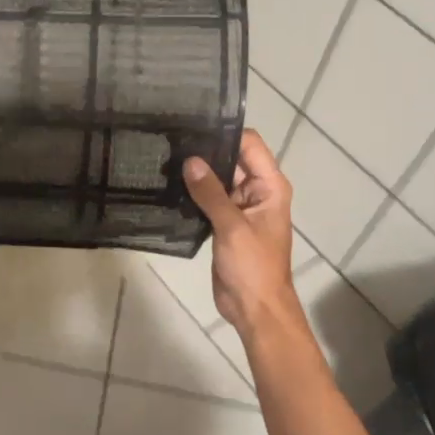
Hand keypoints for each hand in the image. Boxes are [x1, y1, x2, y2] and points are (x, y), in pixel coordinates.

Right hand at [184, 130, 301, 332]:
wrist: (255, 308)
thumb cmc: (253, 266)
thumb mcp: (232, 227)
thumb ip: (211, 193)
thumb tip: (191, 161)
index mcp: (270, 187)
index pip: (250, 145)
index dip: (226, 134)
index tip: (194, 126)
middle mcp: (257, 192)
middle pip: (232, 160)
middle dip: (206, 152)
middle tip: (170, 140)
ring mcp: (239, 208)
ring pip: (217, 181)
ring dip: (197, 174)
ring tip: (164, 159)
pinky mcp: (224, 224)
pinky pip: (209, 201)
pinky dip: (193, 195)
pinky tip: (168, 187)